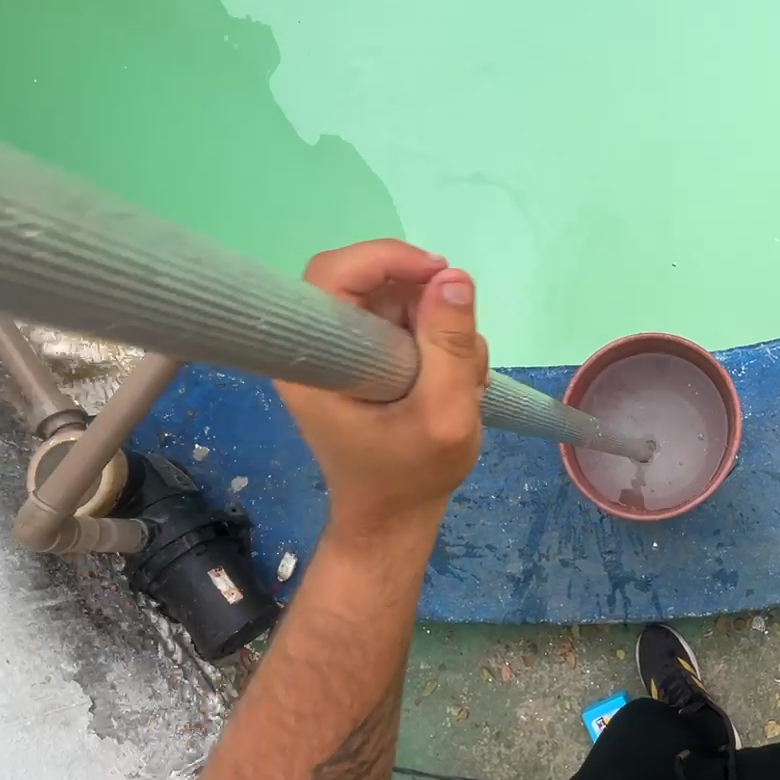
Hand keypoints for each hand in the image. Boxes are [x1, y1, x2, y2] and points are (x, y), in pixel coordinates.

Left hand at [275, 240, 488, 536]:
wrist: (395, 518)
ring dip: (442, 335)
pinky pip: (405, 330)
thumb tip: (455, 277)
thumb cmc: (413, 475)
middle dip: (429, 310)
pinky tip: (454, 386)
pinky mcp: (366, 365)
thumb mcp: (445, 414)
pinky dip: (439, 349)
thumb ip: (450, 346)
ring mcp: (345, 356)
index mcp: (316, 359)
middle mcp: (321, 348)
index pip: (334, 276)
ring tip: (462, 384)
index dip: (386, 261)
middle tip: (463, 352)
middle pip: (374, 288)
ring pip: (398, 307)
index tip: (440, 276)